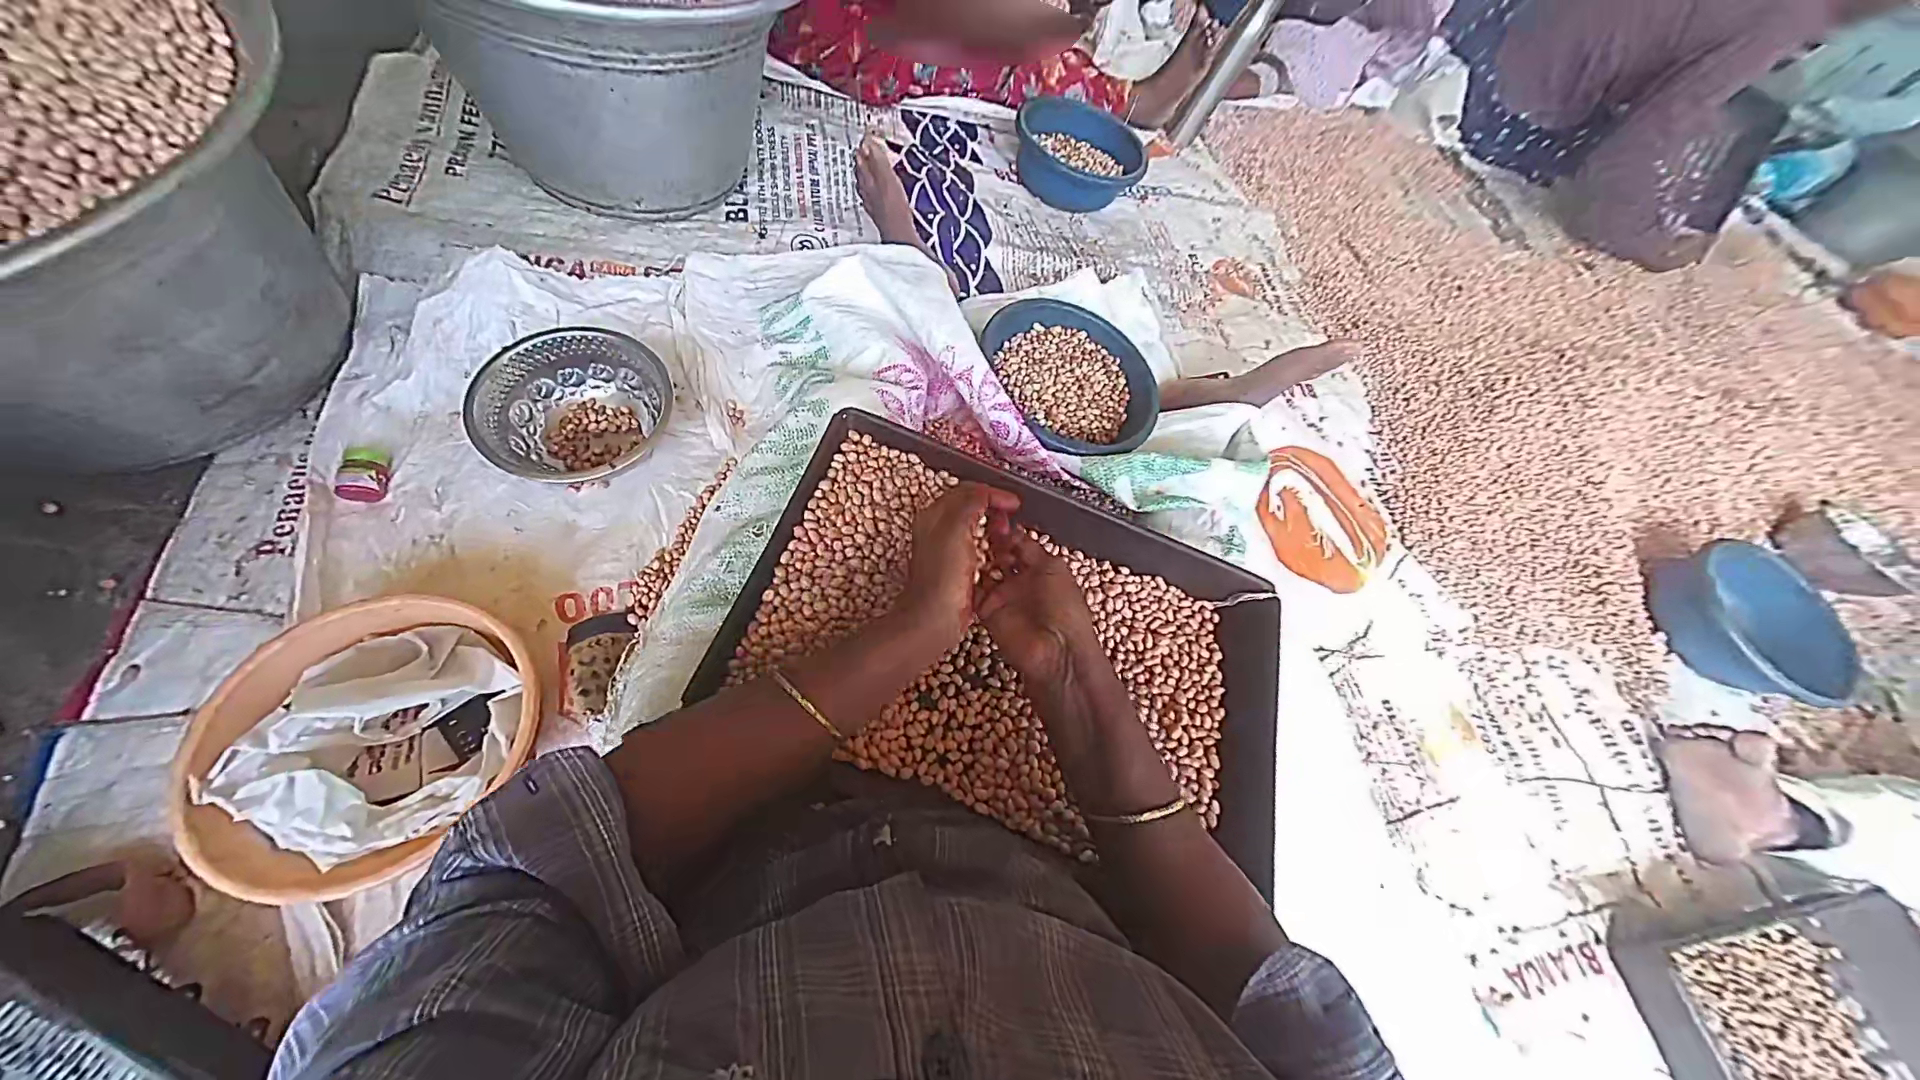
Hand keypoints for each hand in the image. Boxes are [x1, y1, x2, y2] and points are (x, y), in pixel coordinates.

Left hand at [904, 482, 1019, 638]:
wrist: (934, 618)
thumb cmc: (941, 577)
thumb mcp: (956, 528)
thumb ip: (970, 503)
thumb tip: (986, 494)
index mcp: (935, 515)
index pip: (967, 491)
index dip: (993, 493)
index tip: (1013, 503)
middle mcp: (938, 530)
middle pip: (972, 507)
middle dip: (994, 510)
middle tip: (1008, 520)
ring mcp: (947, 550)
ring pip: (976, 528)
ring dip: (994, 529)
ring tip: (1005, 537)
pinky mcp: (957, 569)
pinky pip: (978, 549)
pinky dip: (992, 547)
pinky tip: (998, 557)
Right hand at [974, 528, 1103, 694]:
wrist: (1057, 651)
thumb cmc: (1063, 607)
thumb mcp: (1053, 567)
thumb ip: (1029, 548)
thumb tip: (1010, 530)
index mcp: (1039, 569)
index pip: (1016, 545)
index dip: (1004, 532)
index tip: (989, 517)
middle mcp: (1018, 581)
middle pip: (996, 556)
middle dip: (986, 543)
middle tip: (971, 527)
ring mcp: (1001, 596)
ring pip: (982, 572)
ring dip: (974, 558)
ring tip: (962, 541)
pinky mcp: (985, 612)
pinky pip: (971, 592)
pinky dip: (963, 579)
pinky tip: (956, 563)